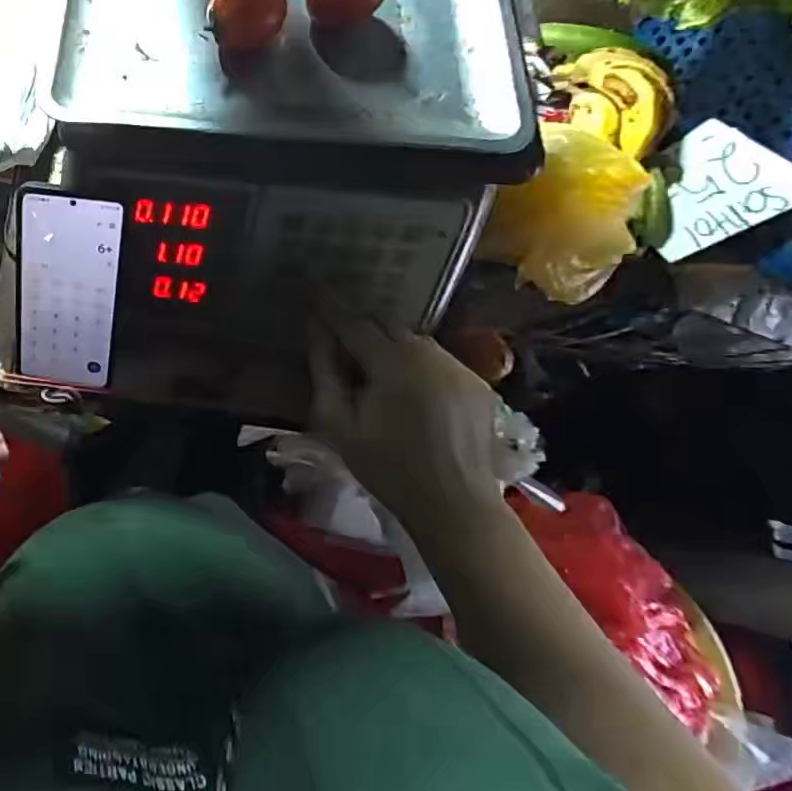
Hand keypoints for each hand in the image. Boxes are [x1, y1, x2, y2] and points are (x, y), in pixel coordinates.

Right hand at [306, 303, 507, 535]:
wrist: (456, 507)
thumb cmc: (387, 468)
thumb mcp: (339, 423)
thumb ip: (325, 370)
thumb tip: (317, 330)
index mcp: (394, 364)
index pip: (354, 322)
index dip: (330, 304)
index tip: (313, 283)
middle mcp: (430, 355)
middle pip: (386, 323)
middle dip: (359, 322)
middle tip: (336, 329)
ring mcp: (458, 367)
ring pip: (412, 339)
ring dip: (387, 342)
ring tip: (369, 362)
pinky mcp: (477, 383)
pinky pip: (435, 358)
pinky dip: (413, 360)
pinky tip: (404, 386)